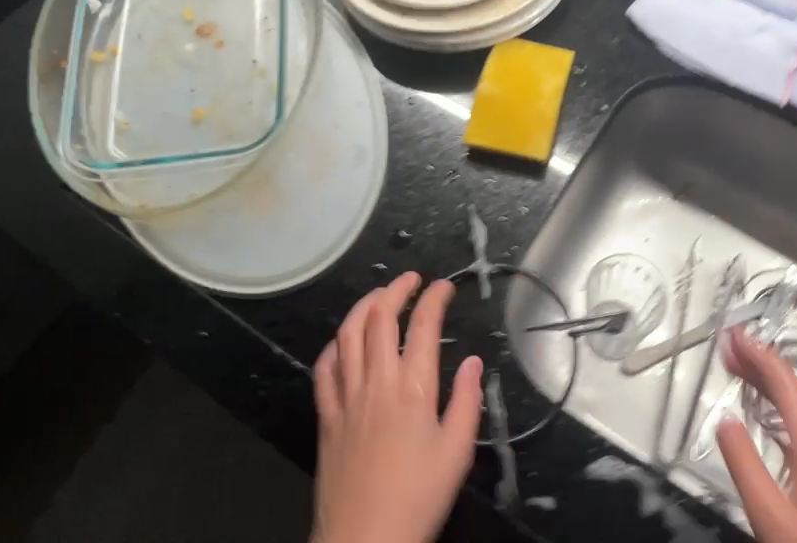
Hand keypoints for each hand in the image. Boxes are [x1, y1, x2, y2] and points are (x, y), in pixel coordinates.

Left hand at [312, 272, 482, 542]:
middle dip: (396, 289)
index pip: (423, 325)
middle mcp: (377, 381)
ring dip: (363, 306)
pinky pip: (323, 369)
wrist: (364, 540)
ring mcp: (347, 397)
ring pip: (348, 334)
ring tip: (378, 296)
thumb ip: (466, 401)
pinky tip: (342, 341)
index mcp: (414, 388)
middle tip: (411, 280)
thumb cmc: (418, 497)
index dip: (434, 297)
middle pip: (379, 317)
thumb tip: (472, 361)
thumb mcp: (456, 452)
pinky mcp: (326, 416)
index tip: (445, 287)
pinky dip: (333, 345)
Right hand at [717, 326, 796, 542]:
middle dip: (759, 363)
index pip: (784, 383)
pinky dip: (779, 409)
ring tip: (737, 370)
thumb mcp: (768, 513)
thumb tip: (724, 418)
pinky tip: (765, 415)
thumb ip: (743, 463)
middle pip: (792, 390)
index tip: (732, 334)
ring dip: (768, 385)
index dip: (757, 354)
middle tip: (727, 346)